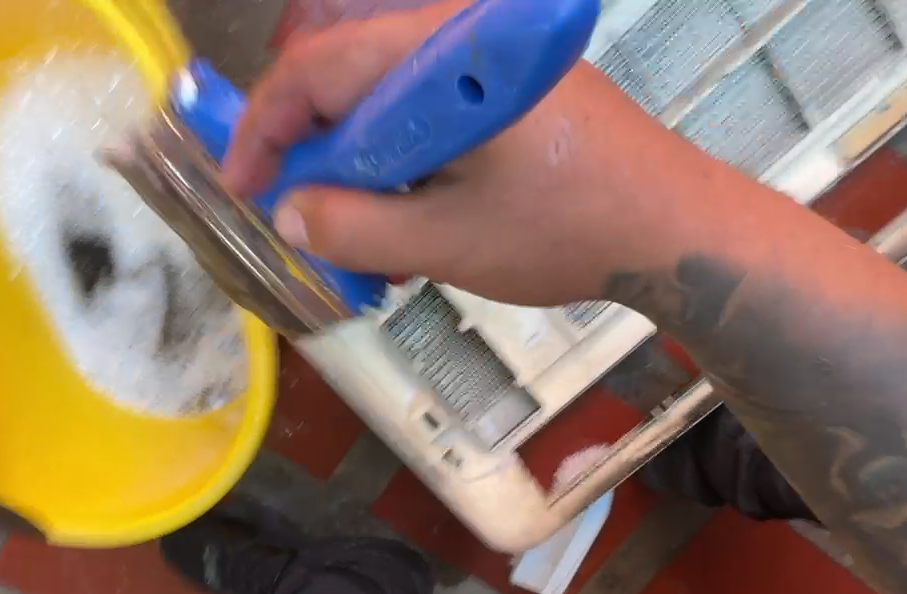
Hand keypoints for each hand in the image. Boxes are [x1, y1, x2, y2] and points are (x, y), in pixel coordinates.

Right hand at [223, 4, 716, 307]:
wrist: (664, 227)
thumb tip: (289, 213)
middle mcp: (455, 36)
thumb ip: (356, 230)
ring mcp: (482, 59)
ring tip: (363, 235)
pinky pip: (425, 113)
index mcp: (437, 56)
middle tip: (304, 214)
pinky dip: (400, 164)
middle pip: (344, 74)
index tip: (242, 186)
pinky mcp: (503, 88)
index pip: (316, 70)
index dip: (264, 129)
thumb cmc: (562, 231)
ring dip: (358, 167)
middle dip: (310, 150)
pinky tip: (409, 217)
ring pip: (383, 100)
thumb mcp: (446, 244)